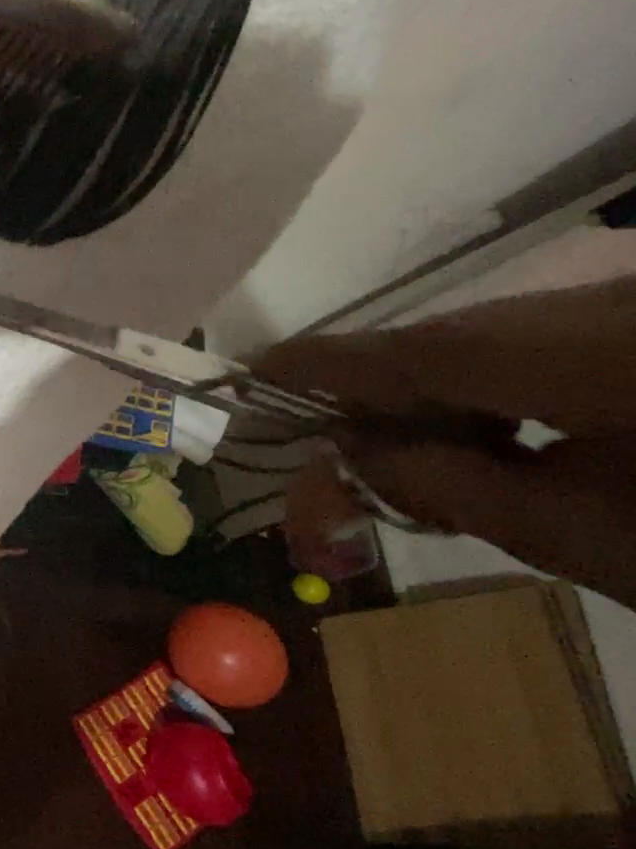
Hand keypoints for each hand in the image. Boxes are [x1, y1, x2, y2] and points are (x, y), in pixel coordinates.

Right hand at [256, 277, 635, 603]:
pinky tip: (509, 444)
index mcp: (586, 356)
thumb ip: (457, 487)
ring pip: (502, 344)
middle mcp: (609, 308)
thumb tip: (360, 449)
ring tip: (427, 470)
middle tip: (341, 468)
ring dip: (445, 403)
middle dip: (380, 402)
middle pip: (450, 344)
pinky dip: (510, 395)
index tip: (248, 375)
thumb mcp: (596, 540)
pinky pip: (557, 347)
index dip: (320, 364)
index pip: (411, 350)